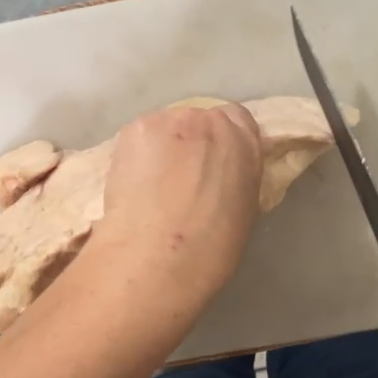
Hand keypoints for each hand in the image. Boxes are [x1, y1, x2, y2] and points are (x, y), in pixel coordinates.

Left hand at [89, 102, 263, 313]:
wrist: (156, 256)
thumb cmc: (210, 248)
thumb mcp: (244, 212)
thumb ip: (236, 180)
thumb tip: (223, 179)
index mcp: (244, 142)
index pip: (238, 120)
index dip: (224, 142)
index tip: (215, 164)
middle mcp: (209, 121)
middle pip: (199, 121)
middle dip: (191, 144)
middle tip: (181, 178)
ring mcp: (169, 121)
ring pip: (166, 128)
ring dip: (163, 148)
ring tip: (151, 184)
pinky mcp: (135, 130)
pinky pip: (140, 137)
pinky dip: (138, 155)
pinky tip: (132, 182)